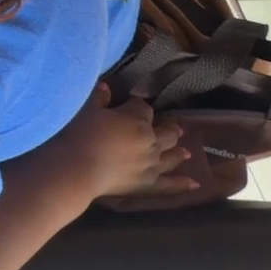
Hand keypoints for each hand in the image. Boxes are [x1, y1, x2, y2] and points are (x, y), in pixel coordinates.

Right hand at [51, 85, 193, 198]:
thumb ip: (98, 98)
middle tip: (171, 126)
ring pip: (171, 156)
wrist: (77, 168)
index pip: (142, 108)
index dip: (136, 103)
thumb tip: (107, 86)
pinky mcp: (148, 183)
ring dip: (177, 152)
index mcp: (136, 121)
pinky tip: (193, 183)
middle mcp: (151, 142)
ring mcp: (153, 164)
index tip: (130, 102)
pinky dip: (181, 183)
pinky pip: (169, 183)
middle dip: (168, 128)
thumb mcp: (84, 110)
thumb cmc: (77, 133)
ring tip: (185, 151)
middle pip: (166, 132)